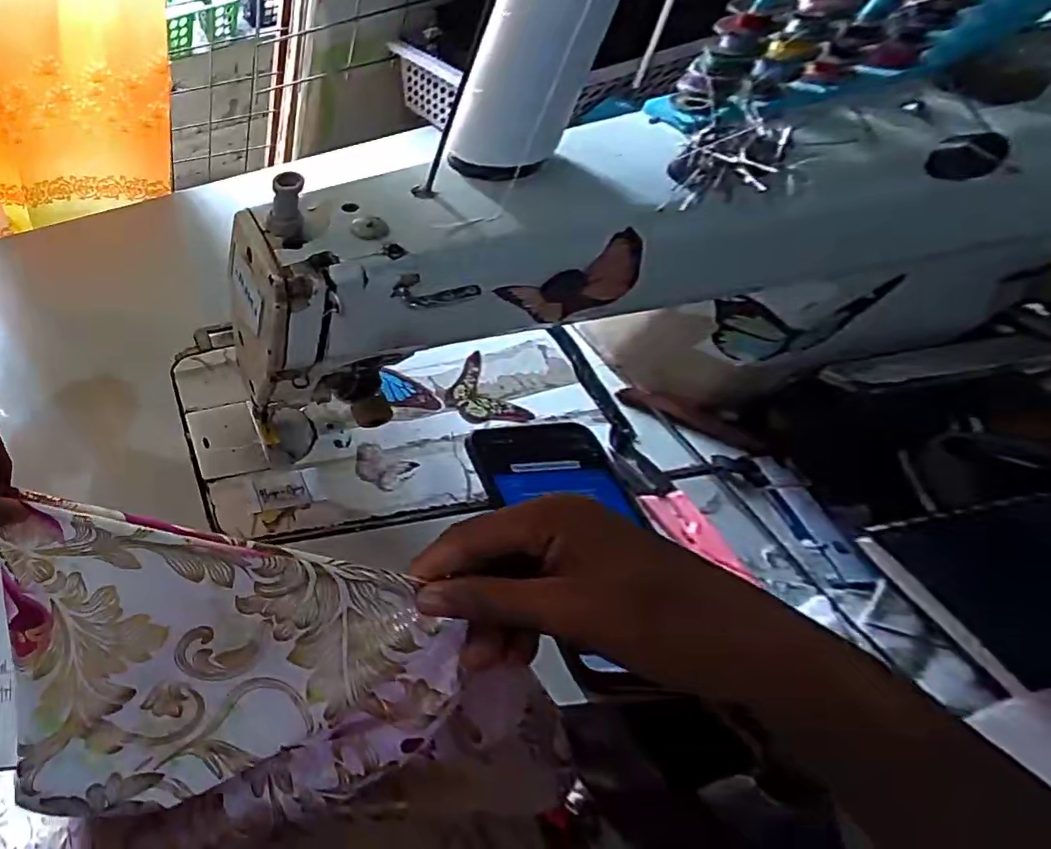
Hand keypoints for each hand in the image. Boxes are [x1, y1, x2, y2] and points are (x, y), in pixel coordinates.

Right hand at [407, 495, 822, 698]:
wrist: (765, 658)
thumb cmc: (662, 623)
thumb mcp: (569, 613)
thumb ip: (492, 600)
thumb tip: (423, 597)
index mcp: (547, 515)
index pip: (471, 535)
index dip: (437, 567)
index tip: (410, 601)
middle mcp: (554, 522)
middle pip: (489, 557)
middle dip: (468, 600)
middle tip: (448, 640)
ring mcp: (574, 549)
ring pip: (511, 580)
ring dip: (494, 618)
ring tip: (482, 660)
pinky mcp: (589, 576)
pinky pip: (538, 593)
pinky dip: (523, 622)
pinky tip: (513, 652)